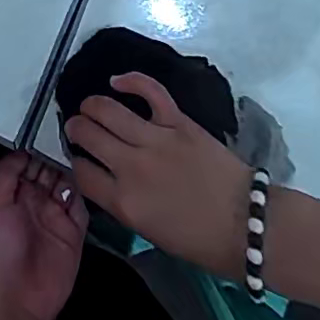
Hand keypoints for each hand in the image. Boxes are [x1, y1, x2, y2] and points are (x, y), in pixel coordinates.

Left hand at [0, 151, 88, 319]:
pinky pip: (83, 207)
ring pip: (69, 184)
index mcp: (16, 193)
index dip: (38, 147)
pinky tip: (83, 184)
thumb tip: (23, 148)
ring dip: (72, 172)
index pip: (30, 162)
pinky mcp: (75, 232)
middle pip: (52, 169)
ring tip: (77, 159)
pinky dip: (83, 195)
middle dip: (58, 155)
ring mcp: (57, 216)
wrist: (16, 299)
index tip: (49, 130)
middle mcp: (37, 201)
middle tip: (69, 140)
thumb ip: (7, 173)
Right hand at [64, 72, 253, 278]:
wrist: (245, 224)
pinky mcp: (178, 121)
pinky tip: (117, 81)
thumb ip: (122, 202)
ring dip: (92, 105)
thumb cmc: (199, 239)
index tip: (77, 158)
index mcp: (124, 203)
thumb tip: (106, 178)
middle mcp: (133, 167)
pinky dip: (131, 80)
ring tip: (89, 106)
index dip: (74, 162)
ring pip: (108, 109)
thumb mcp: (149, 231)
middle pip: (88, 135)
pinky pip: (149, 90)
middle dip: (76, 128)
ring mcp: (156, 139)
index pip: (81, 173)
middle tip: (76, 126)